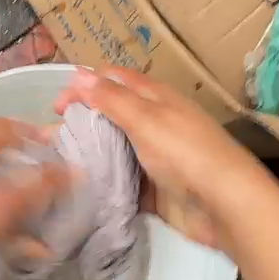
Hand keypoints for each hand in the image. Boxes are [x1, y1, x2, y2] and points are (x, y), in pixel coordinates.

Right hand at [56, 67, 278, 252]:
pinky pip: (123, 182)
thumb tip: (78, 74)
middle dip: (83, 122)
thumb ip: (111, 98)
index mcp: (155, 98)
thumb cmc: (186, 153)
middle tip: (53, 139)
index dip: (84, 85)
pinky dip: (105, 184)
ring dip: (92, 155)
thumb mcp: (146, 119)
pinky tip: (82, 191)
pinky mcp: (154, 188)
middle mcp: (155, 123)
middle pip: (112, 115)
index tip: (56, 108)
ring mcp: (155, 157)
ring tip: (59, 165)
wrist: (225, 206)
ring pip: (115, 150)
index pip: (113, 80)